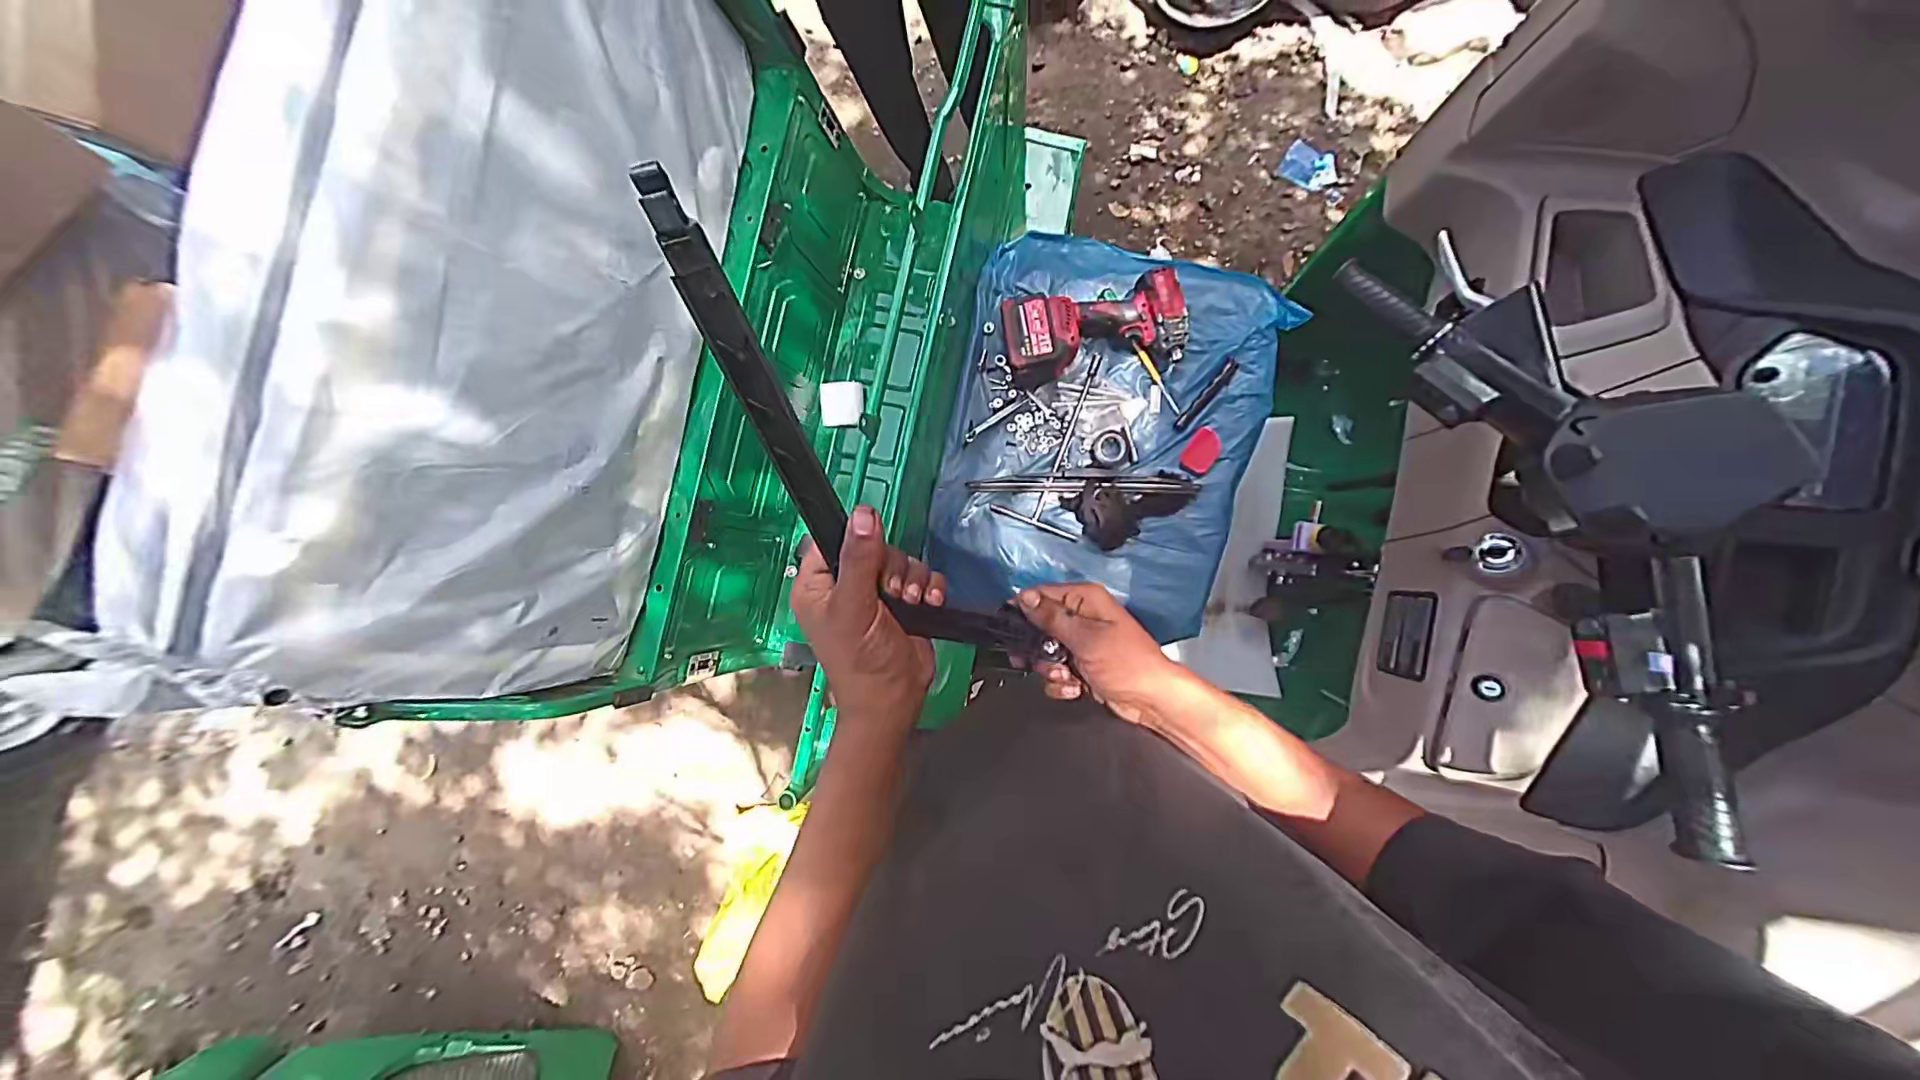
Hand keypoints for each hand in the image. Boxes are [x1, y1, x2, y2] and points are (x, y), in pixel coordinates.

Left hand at [790, 505, 946, 724]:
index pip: (833, 539)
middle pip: (874, 547)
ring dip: (913, 579)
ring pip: (901, 560)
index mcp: (818, 584)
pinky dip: (929, 588)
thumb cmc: (861, 664)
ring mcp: (876, 594)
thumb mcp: (854, 606)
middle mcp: (846, 585)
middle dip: (892, 567)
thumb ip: (859, 559)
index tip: (872, 553)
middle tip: (892, 591)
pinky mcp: (905, 602)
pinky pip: (921, 576)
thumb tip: (863, 514)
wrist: (894, 701)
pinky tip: (928, 605)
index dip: (855, 540)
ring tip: (911, 603)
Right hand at [1016, 583, 1195, 727]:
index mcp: (1085, 599)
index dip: (1023, 610)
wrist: (1151, 700)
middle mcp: (1081, 617)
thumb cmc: (1127, 663)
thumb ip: (1052, 617)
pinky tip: (1076, 687)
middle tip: (1049, 659)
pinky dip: (1061, 682)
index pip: (1040, 594)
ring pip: (1043, 653)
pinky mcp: (1080, 665)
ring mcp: (1080, 643)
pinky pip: (1054, 671)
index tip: (1012, 628)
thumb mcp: (1086, 638)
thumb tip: (1024, 596)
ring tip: (1068, 676)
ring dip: (1050, 669)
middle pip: (1038, 626)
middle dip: (1039, 648)